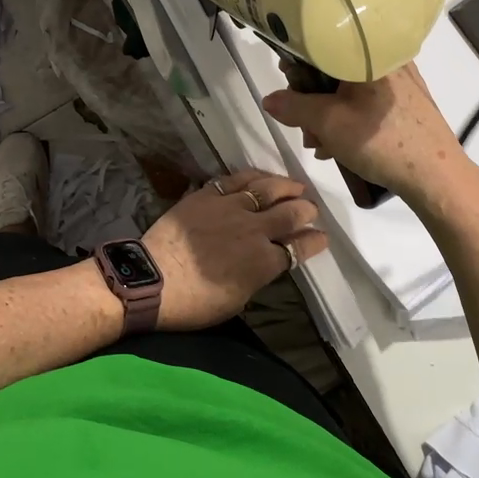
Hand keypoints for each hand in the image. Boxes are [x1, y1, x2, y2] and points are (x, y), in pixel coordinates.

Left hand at [140, 169, 327, 331]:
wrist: (155, 279)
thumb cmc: (196, 302)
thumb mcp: (238, 298)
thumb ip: (257, 275)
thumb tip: (265, 262)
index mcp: (265, 262)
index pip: (298, 248)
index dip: (313, 241)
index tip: (322, 236)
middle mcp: (254, 230)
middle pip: (289, 214)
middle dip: (305, 210)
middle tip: (312, 207)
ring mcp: (230, 208)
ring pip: (266, 190)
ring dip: (285, 186)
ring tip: (296, 185)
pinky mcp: (207, 195)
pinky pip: (235, 179)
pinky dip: (252, 176)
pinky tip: (260, 176)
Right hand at [262, 62, 474, 206]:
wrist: (437, 177)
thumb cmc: (381, 141)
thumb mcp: (327, 123)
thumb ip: (293, 107)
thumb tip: (269, 100)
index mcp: (370, 54)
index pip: (322, 45)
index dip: (298, 65)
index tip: (287, 88)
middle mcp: (388, 59)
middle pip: (334, 69)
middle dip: (312, 99)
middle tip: (305, 128)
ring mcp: (401, 82)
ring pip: (349, 88)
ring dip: (327, 113)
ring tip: (321, 144)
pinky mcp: (408, 103)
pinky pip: (367, 100)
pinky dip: (349, 117)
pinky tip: (341, 145)